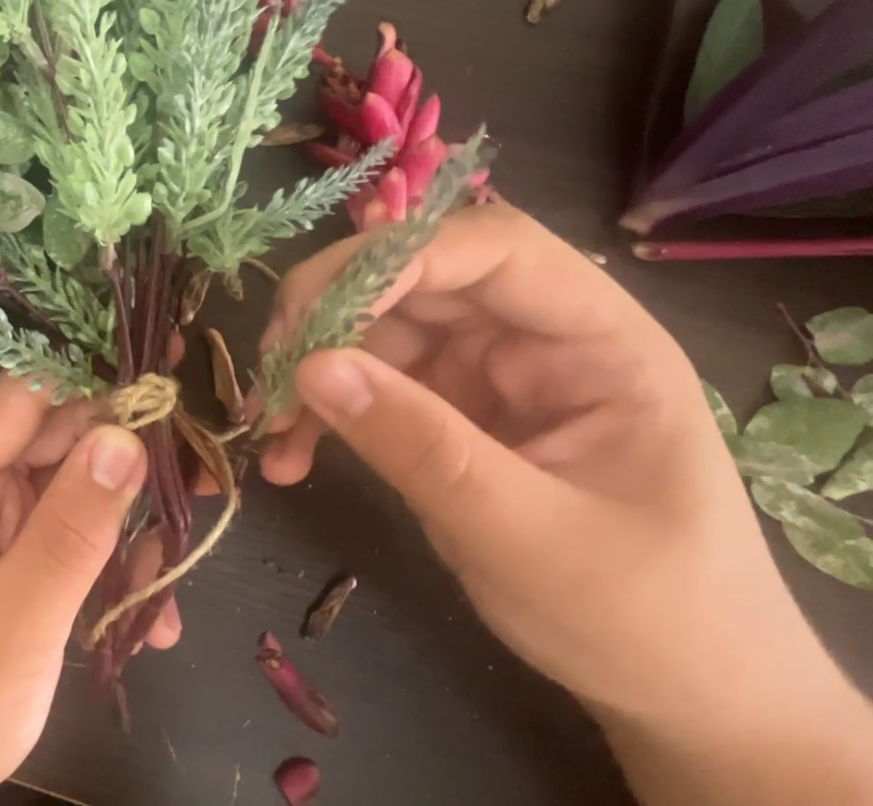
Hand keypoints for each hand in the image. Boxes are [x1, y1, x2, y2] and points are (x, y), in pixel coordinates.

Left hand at [0, 374, 176, 805]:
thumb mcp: (11, 625)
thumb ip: (68, 533)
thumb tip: (123, 437)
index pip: (19, 399)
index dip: (87, 381)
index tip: (164, 383)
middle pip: (55, 441)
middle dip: (127, 454)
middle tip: (208, 477)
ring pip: (73, 495)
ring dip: (130, 525)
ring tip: (178, 564)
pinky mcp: (14, 574)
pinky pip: (73, 547)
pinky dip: (114, 573)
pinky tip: (150, 626)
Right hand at [262, 204, 872, 805]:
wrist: (670, 687)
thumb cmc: (638, 612)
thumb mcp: (525, 535)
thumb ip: (420, 445)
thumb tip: (310, 367)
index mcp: (598, 341)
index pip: (491, 251)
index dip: (396, 259)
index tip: (310, 313)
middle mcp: (535, 337)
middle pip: (413, 282)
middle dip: (329, 318)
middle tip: (269, 371)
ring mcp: (485, 371)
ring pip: (373, 332)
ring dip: (311, 375)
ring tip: (271, 434)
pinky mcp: (445, 408)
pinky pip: (364, 386)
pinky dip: (319, 414)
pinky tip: (289, 458)